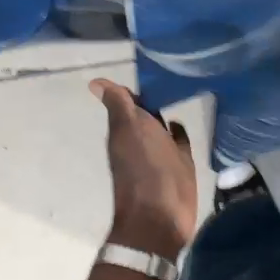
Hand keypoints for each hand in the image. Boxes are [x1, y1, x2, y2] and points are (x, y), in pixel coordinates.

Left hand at [90, 78, 197, 256]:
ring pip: (161, 124)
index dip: (138, 84)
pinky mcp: (178, 163)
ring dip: (166, 110)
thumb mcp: (130, 131)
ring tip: (182, 86)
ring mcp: (160, 152)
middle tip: (173, 66)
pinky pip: (178, 140)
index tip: (154, 62)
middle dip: (154, 93)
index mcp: (127, 129)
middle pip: (146, 111)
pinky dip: (179, 129)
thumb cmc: (145, 169)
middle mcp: (142, 138)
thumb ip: (119, 105)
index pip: (130, 99)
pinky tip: (184, 119)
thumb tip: (95, 82)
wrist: (161, 217)